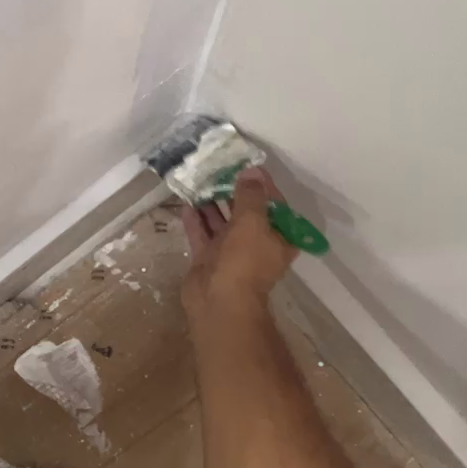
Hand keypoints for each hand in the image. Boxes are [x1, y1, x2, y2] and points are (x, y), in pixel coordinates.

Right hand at [180, 164, 299, 326]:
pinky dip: (196, 221)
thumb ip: (251, 195)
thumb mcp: (253, 221)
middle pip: (246, 213)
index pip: (275, 205)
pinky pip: (202, 235)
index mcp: (279, 237)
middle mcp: (257, 244)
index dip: (263, 185)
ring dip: (212, 205)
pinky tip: (187, 204)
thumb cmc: (244, 260)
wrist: (218, 300)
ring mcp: (231, 253)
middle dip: (232, 193)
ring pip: (222, 223)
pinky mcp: (209, 259)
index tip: (248, 167)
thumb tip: (251, 172)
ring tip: (200, 183)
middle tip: (218, 171)